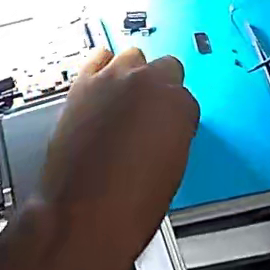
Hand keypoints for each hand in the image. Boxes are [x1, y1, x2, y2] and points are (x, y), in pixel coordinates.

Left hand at [37, 47, 197, 269]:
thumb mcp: (172, 170)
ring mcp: (112, 78)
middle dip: (162, 86)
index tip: (170, 125)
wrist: (81, 214)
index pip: (187, 97)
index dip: (178, 115)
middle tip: (152, 110)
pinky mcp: (83, 81)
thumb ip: (173, 134)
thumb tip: (166, 127)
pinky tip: (103, 84)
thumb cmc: (128, 206)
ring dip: (133, 73)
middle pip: (166, 66)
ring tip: (126, 98)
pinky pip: (98, 57)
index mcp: (178, 106)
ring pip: (132, 55)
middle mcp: (147, 83)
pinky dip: (103, 68)